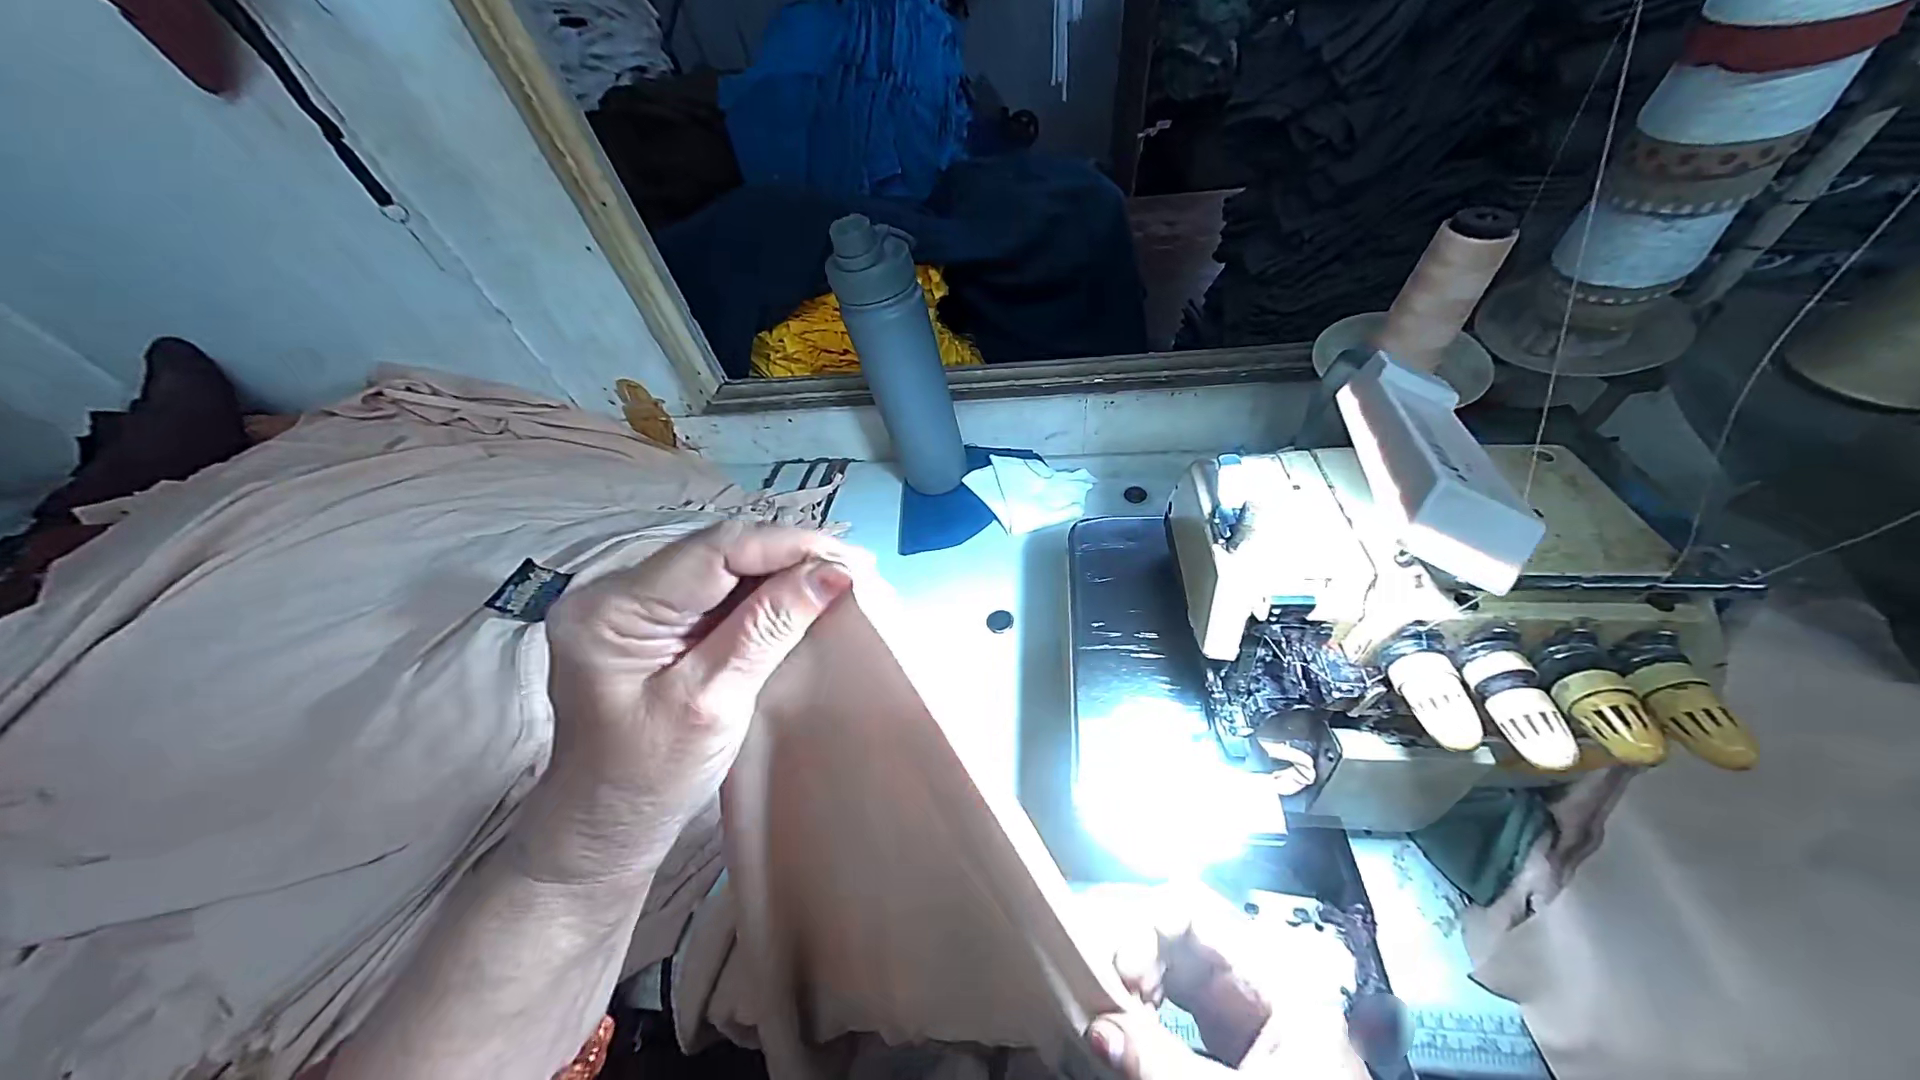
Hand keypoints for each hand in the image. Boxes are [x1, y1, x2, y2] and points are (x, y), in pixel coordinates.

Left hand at [520, 522, 855, 882]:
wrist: (604, 824)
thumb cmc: (648, 780)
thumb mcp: (714, 703)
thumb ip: (767, 629)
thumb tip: (831, 573)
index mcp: (611, 610)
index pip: (713, 551)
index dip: (786, 546)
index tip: (849, 561)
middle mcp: (614, 589)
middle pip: (718, 549)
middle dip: (790, 555)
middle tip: (854, 569)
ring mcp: (632, 600)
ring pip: (724, 563)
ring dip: (783, 569)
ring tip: (839, 578)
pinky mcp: (653, 616)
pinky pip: (719, 587)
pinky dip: (765, 589)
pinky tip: (802, 594)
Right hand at [1088, 890, 1368, 1079]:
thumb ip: (1166, 1061)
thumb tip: (1098, 1027)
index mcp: (1275, 980)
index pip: (1196, 910)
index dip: (1149, 927)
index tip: (1119, 969)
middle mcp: (1256, 987)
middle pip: (1177, 940)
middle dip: (1136, 962)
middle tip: (1109, 1000)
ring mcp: (1242, 1019)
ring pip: (1171, 974)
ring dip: (1135, 990)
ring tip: (1115, 1021)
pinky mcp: (1228, 1051)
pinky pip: (1175, 1012)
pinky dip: (1146, 1019)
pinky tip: (1132, 1039)